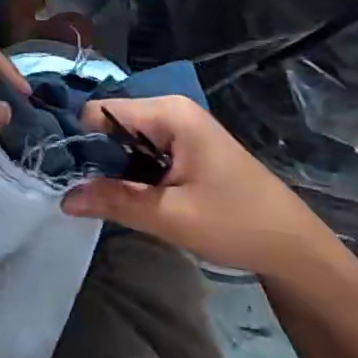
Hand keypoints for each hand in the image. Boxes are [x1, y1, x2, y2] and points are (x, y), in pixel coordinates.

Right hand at [61, 95, 331, 274]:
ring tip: (98, 196)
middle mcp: (172, 111)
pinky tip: (127, 195)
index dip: (80, 139)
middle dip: (95, 155)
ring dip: (113, 166)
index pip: (101, 111)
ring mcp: (180, 128)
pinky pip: (143, 150)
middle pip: (112, 122)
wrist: (293, 246)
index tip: (64, 172)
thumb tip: (64, 198)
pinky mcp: (185, 147)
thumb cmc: (235, 223)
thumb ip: (115, 201)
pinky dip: (131, 171)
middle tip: (78, 191)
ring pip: (126, 139)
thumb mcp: (170, 216)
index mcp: (168, 113)